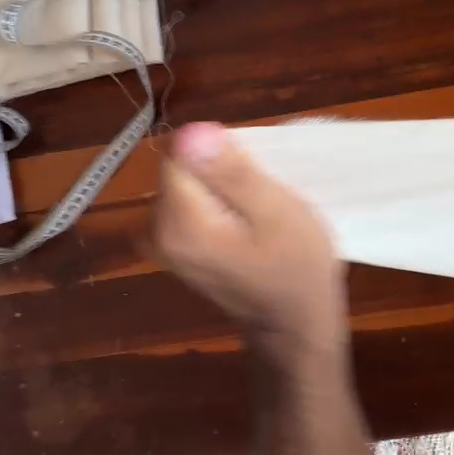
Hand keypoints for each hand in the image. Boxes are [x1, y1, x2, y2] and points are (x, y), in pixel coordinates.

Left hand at [154, 121, 347, 363]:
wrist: (295, 325)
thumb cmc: (298, 268)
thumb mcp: (279, 213)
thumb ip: (235, 174)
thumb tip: (192, 130)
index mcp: (179, 221)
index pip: (184, 154)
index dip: (227, 156)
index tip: (262, 178)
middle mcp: (155, 230)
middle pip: (185, 171)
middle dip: (227, 173)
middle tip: (270, 199)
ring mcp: (162, 244)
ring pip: (192, 188)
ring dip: (228, 190)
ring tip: (264, 215)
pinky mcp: (176, 250)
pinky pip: (195, 207)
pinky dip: (223, 207)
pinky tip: (252, 228)